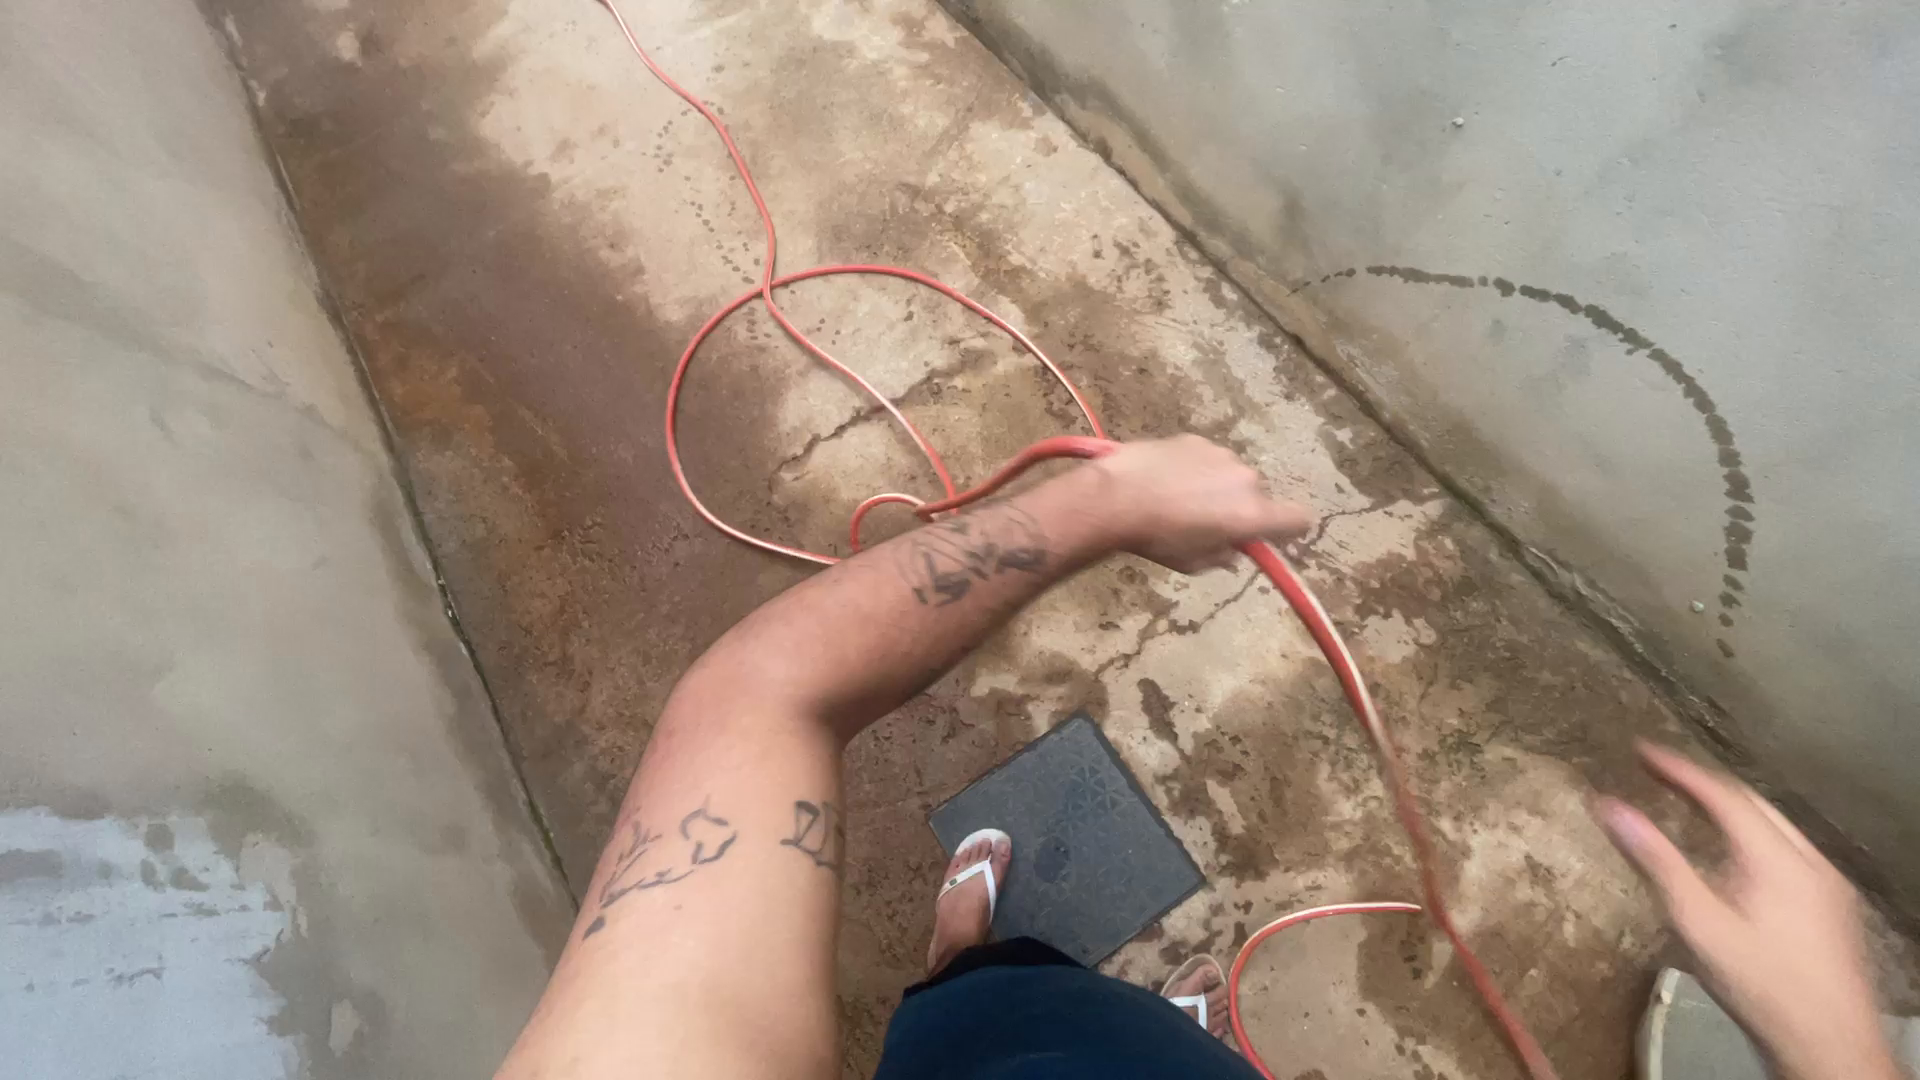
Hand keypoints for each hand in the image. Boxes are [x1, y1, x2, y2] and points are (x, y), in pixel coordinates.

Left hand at [1090, 434, 1313, 572]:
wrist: (1115, 497)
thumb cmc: (1155, 538)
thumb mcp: (1193, 563)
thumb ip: (1222, 556)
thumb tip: (1232, 550)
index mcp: (1253, 513)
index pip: (1299, 518)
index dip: (1287, 529)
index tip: (1266, 536)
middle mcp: (1244, 478)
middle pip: (1258, 494)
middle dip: (1240, 507)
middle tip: (1206, 521)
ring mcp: (1219, 453)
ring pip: (1230, 473)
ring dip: (1215, 485)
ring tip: (1178, 498)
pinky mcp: (1194, 438)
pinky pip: (1204, 458)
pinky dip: (1193, 467)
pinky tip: (1164, 478)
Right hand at [1594, 741, 1899, 1079]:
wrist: (1829, 1045)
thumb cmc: (1756, 979)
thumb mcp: (1695, 919)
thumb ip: (1654, 858)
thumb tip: (1607, 805)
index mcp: (1778, 861)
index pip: (1723, 796)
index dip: (1679, 769)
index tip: (1638, 749)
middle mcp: (1809, 863)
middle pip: (1752, 803)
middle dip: (1701, 780)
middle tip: (1654, 766)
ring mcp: (1825, 885)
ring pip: (1771, 822)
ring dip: (1724, 802)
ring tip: (1682, 792)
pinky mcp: (1826, 904)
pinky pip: (1780, 843)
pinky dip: (1743, 825)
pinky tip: (1724, 838)